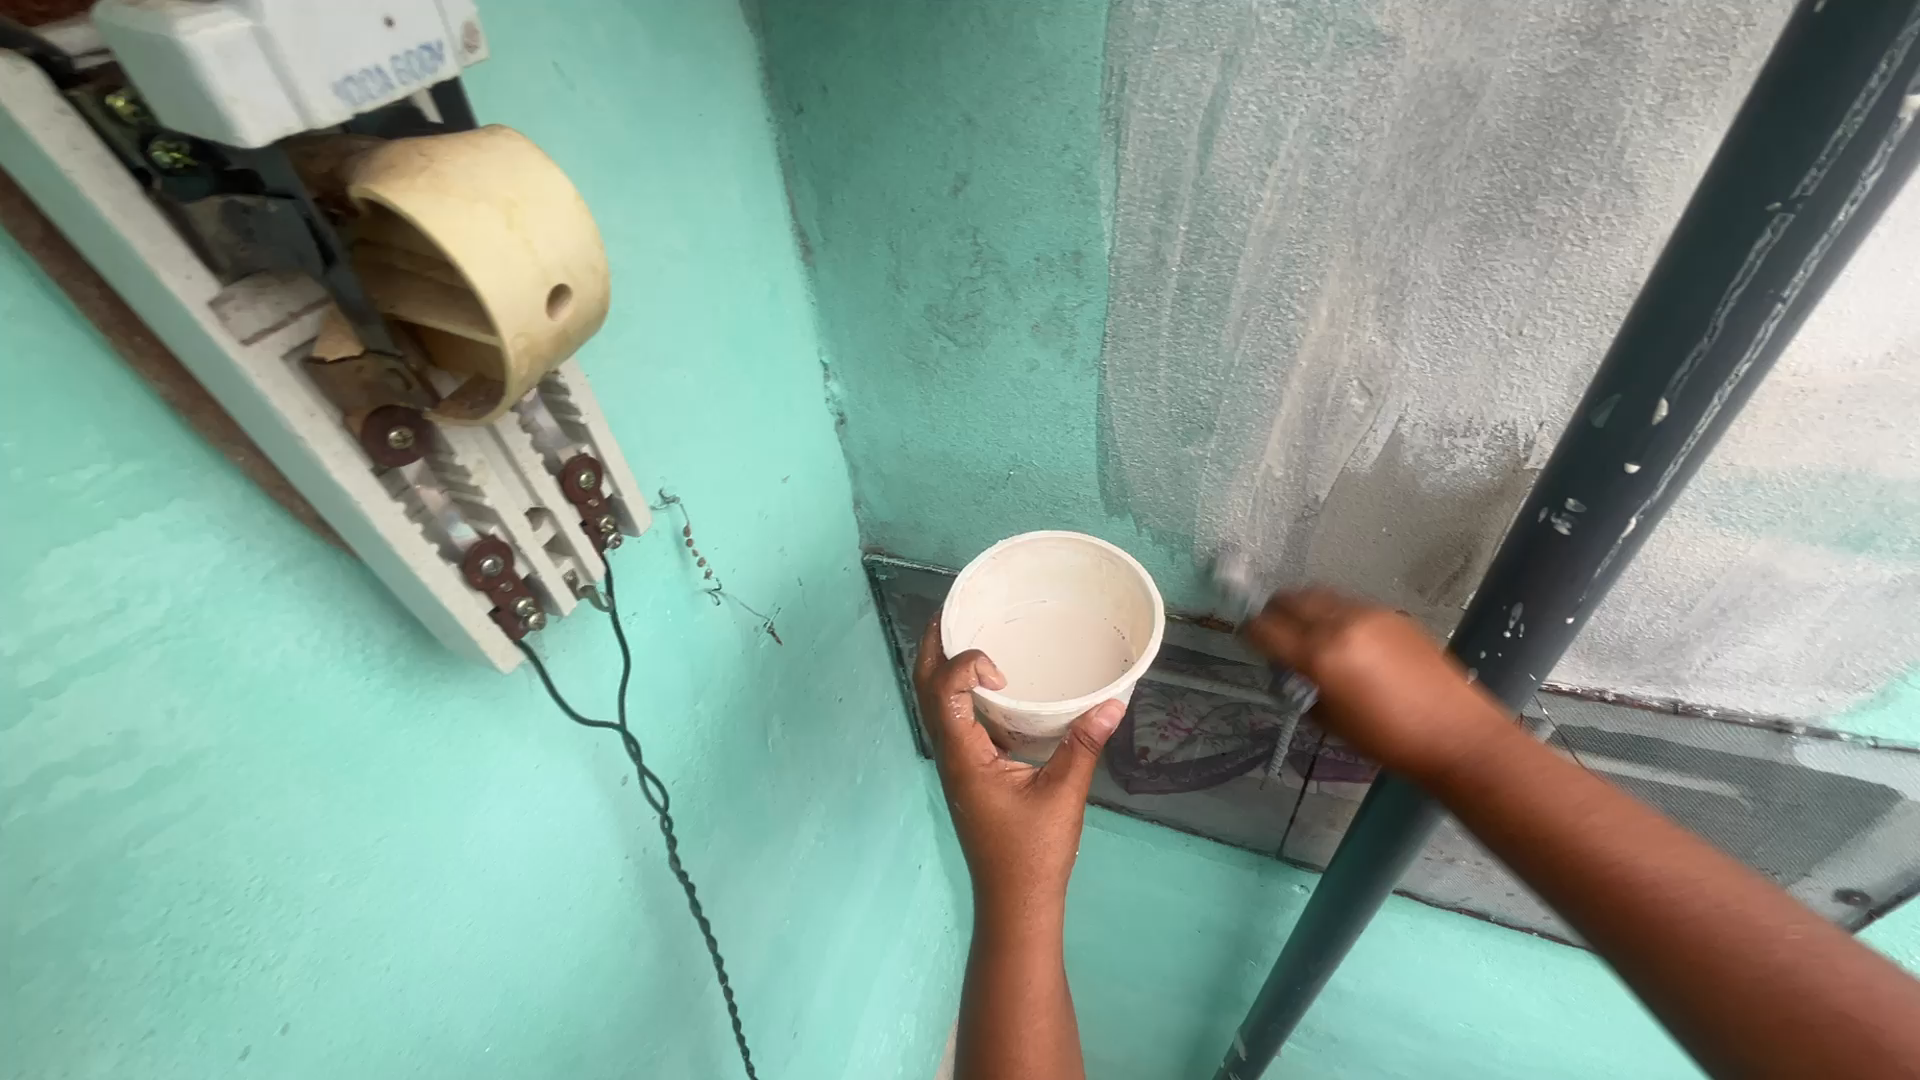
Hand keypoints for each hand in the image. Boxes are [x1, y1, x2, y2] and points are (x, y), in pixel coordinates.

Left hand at [915, 616, 1125, 917]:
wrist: (1014, 903)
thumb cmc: (1034, 853)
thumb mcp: (1064, 795)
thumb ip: (1085, 745)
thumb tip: (1115, 701)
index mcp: (963, 755)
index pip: (943, 691)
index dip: (963, 665)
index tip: (1003, 671)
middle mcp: (949, 753)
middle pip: (924, 688)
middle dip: (932, 646)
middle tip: (953, 610)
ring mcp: (955, 762)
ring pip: (933, 704)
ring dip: (941, 667)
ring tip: (964, 633)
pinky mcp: (967, 771)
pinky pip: (952, 719)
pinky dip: (959, 691)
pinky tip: (989, 685)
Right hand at [1241, 588, 1508, 780]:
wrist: (1460, 736)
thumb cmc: (1389, 741)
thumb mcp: (1328, 720)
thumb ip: (1300, 686)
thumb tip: (1288, 669)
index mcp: (1319, 655)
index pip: (1264, 628)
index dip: (1249, 634)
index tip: (1248, 642)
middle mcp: (1340, 624)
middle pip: (1288, 599)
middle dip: (1273, 614)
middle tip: (1273, 634)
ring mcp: (1369, 614)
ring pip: (1318, 595)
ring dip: (1303, 609)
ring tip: (1308, 633)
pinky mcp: (1393, 614)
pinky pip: (1347, 604)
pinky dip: (1333, 614)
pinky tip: (1344, 641)